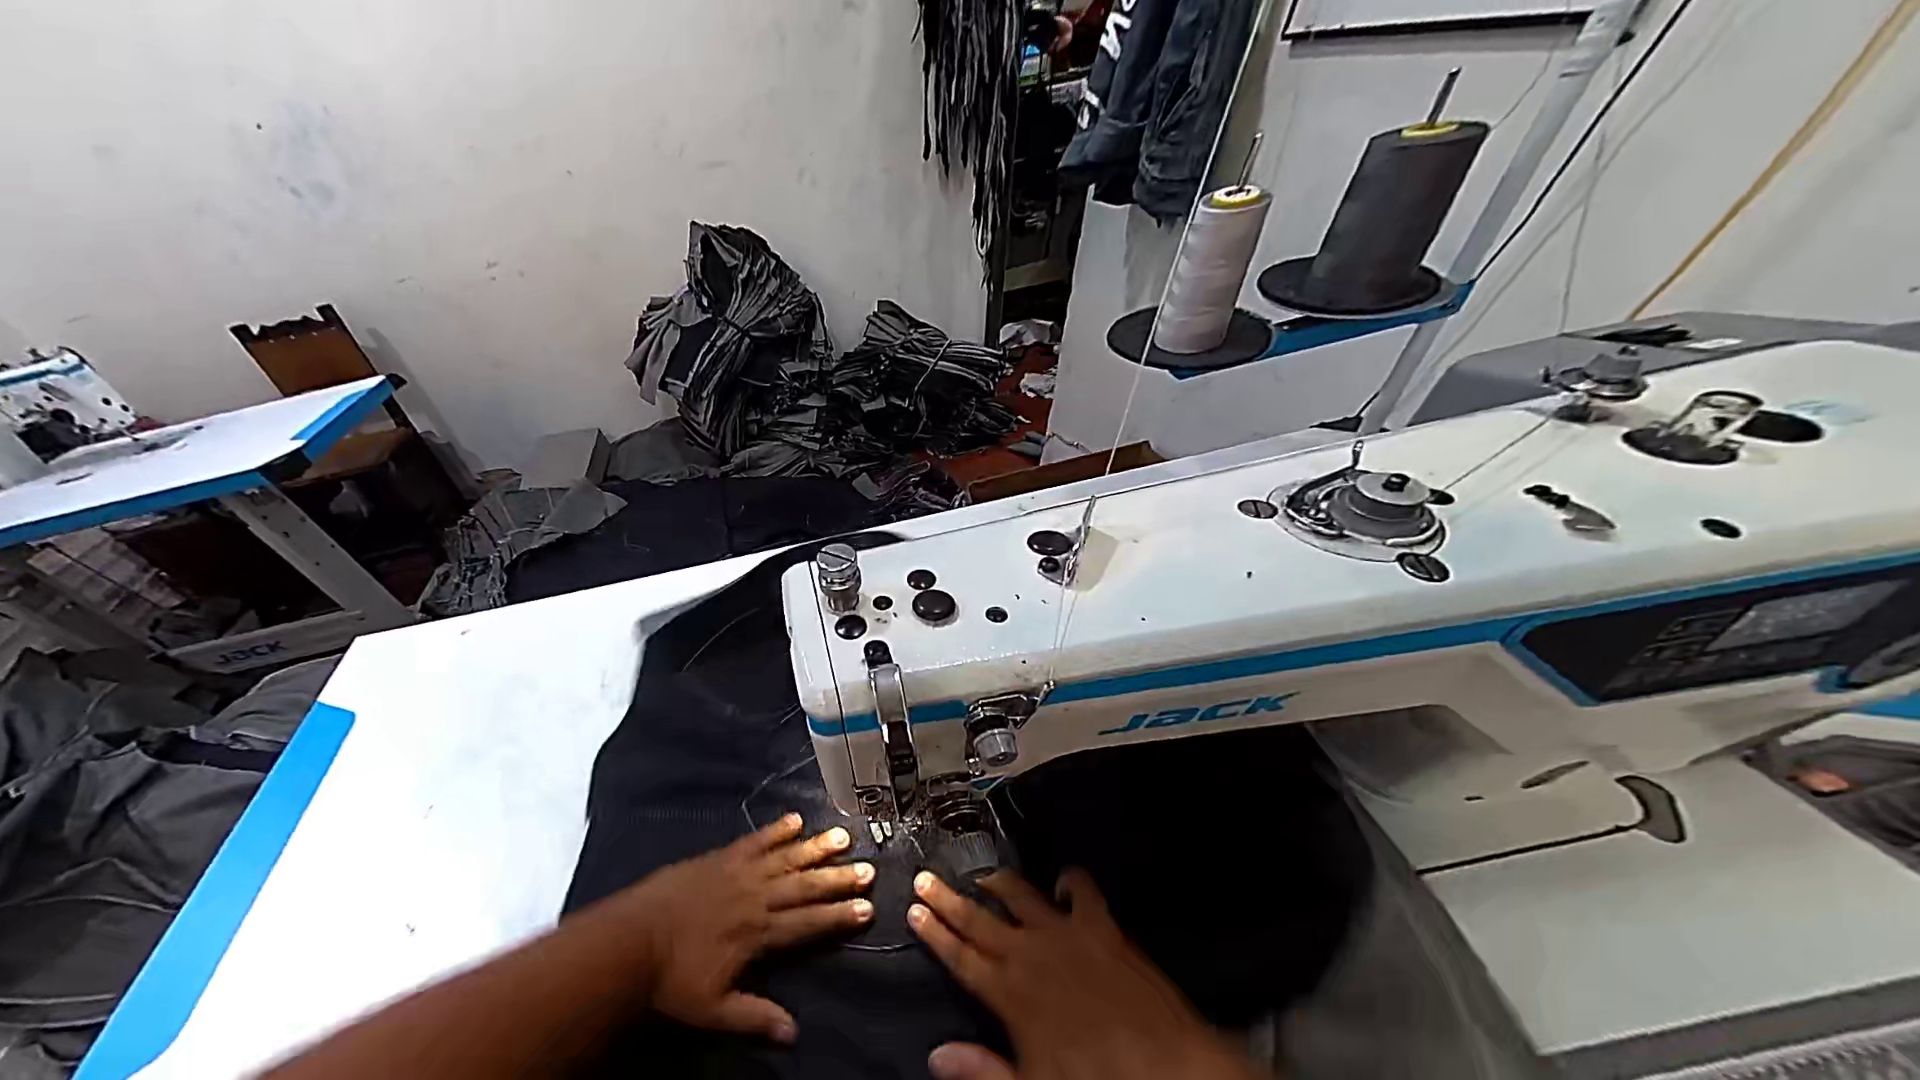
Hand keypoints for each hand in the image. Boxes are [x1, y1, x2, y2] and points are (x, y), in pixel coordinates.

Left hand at [588, 813, 874, 1043]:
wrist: (630, 940)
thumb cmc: (672, 980)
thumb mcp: (713, 1009)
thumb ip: (755, 1016)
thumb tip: (793, 1033)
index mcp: (759, 933)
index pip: (808, 923)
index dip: (839, 915)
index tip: (867, 908)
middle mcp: (757, 897)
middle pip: (806, 885)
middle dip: (839, 878)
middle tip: (868, 869)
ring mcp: (741, 872)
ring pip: (787, 858)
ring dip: (817, 848)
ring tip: (844, 837)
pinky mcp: (723, 857)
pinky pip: (756, 840)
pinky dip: (777, 829)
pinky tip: (796, 820)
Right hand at [908, 870, 1267, 1079]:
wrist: (1165, 1067)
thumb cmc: (1091, 1079)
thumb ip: (981, 1068)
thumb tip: (937, 1054)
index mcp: (1010, 992)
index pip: (960, 956)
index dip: (935, 933)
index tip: (915, 912)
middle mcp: (1031, 952)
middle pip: (979, 918)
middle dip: (948, 899)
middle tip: (926, 879)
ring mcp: (1066, 932)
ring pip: (1020, 895)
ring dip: (998, 883)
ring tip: (982, 876)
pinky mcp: (1101, 925)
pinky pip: (1080, 889)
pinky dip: (1068, 881)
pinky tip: (1061, 883)